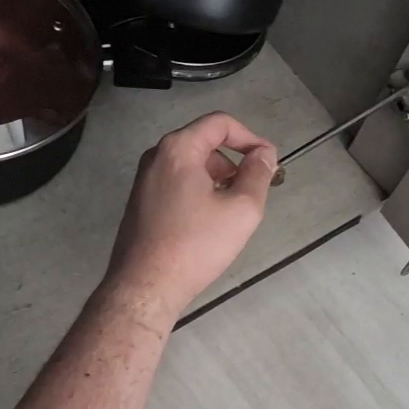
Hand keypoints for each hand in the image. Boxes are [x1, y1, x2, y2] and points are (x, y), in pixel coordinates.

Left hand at [105, 113, 278, 316]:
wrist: (146, 286)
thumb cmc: (196, 246)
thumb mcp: (241, 209)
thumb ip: (258, 174)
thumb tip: (264, 153)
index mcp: (178, 149)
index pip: (220, 123)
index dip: (250, 137)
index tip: (268, 161)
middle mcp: (156, 157)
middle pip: (204, 143)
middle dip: (234, 161)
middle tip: (253, 189)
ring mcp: (144, 180)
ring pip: (190, 166)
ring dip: (217, 179)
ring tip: (233, 210)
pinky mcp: (140, 203)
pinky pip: (176, 184)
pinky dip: (199, 192)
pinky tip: (208, 224)